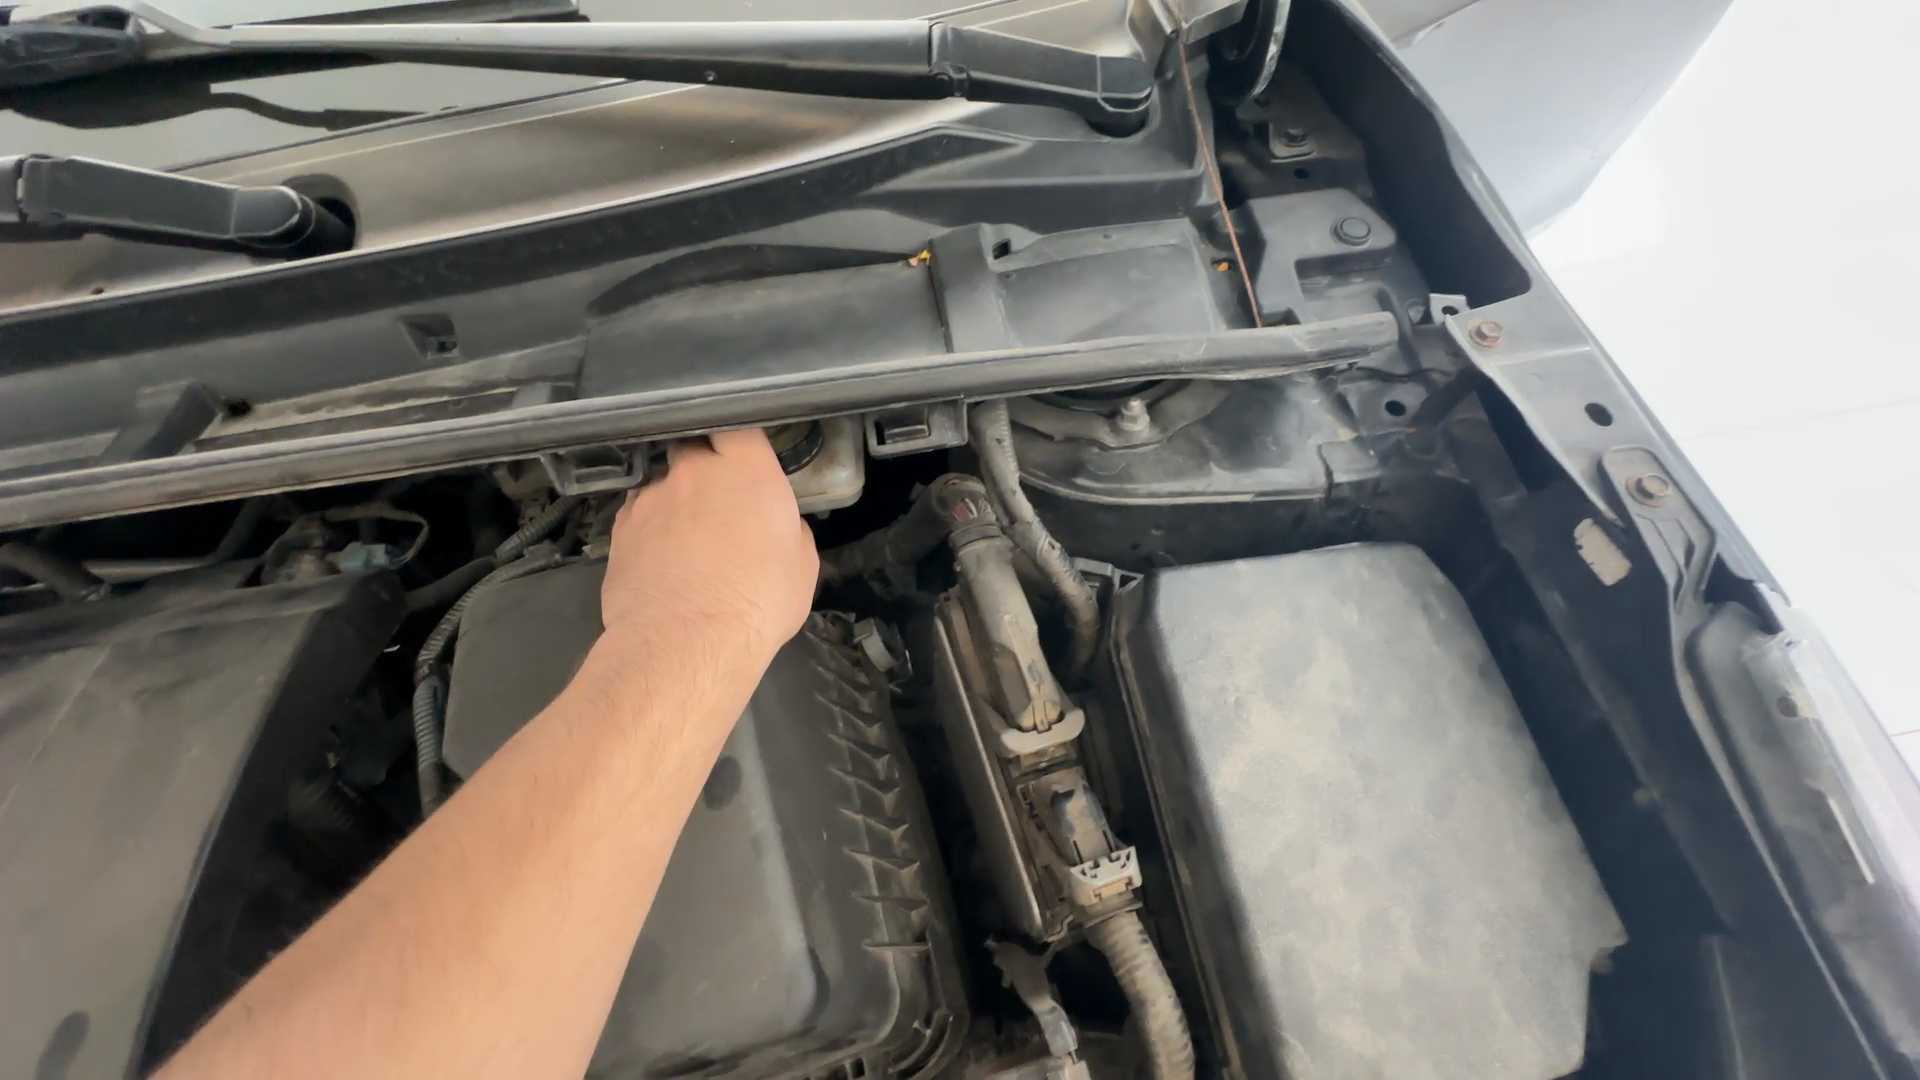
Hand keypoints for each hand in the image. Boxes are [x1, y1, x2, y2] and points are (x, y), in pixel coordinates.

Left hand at [600, 429, 817, 664]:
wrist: (686, 641)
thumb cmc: (758, 600)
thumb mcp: (802, 565)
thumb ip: (789, 529)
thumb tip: (775, 527)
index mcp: (746, 471)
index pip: (741, 427)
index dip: (743, 439)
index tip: (748, 457)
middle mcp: (693, 472)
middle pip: (694, 447)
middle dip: (705, 466)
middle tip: (720, 501)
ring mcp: (651, 498)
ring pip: (664, 484)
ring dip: (677, 502)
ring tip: (689, 542)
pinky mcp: (619, 529)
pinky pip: (640, 517)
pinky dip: (652, 531)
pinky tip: (664, 561)